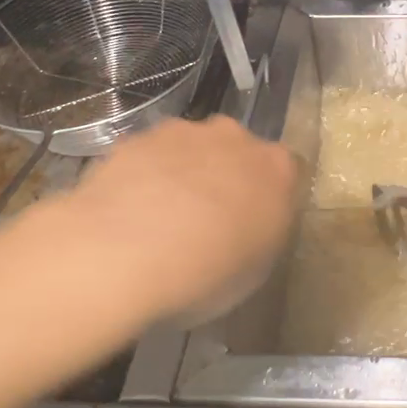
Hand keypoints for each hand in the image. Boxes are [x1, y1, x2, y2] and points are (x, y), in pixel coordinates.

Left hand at [64, 115, 299, 323]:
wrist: (122, 254)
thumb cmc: (203, 274)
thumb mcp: (253, 271)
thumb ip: (261, 234)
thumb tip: (249, 226)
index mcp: (276, 169)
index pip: (284, 173)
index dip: (266, 198)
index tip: (250, 224)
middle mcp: (235, 137)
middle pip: (236, 152)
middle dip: (224, 177)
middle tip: (205, 221)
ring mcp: (183, 132)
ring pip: (190, 149)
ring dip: (182, 173)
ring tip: (158, 220)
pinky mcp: (137, 138)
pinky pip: (149, 156)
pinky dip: (143, 176)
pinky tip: (126, 213)